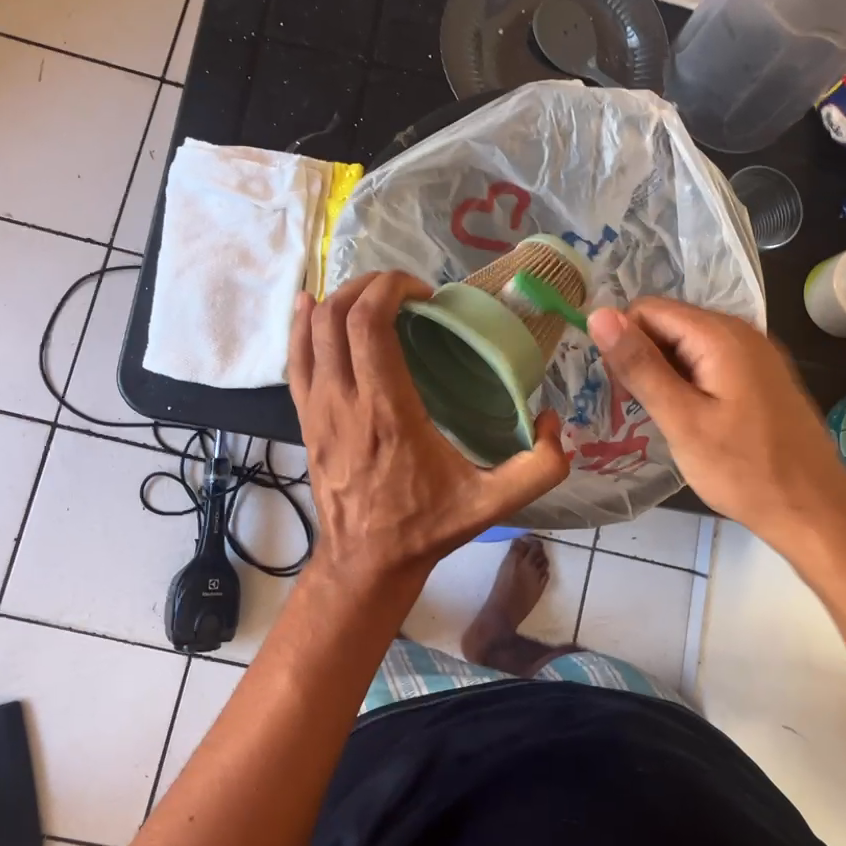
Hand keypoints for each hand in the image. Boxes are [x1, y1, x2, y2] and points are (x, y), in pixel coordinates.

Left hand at [290, 272, 570, 591]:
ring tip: (373, 295)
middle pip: (337, 314)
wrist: (366, 561)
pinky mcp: (305, 417)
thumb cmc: (426, 526)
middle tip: (405, 290)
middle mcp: (344, 401)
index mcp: (388, 412)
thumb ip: (540, 466)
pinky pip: (295, 357)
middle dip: (369, 284)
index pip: (370, 324)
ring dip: (340, 298)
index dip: (392, 289)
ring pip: (312, 330)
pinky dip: (303, 324)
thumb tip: (551, 420)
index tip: (425, 294)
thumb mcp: (493, 503)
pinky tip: (313, 305)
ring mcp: (317, 408)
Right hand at [587, 298, 845, 542]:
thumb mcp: (682, 420)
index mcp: (720, 336)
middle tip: (640, 409)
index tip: (621, 389)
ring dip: (665, 374)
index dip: (623, 342)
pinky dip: (690, 384)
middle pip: (669, 324)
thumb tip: (599, 315)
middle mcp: (741, 333)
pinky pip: (711, 364)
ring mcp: (756, 355)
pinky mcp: (761, 378)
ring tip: (665, 419)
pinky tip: (692, 421)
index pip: (647, 310)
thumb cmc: (744, 470)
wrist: (813, 510)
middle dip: (643, 358)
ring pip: (688, 345)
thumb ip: (640, 366)